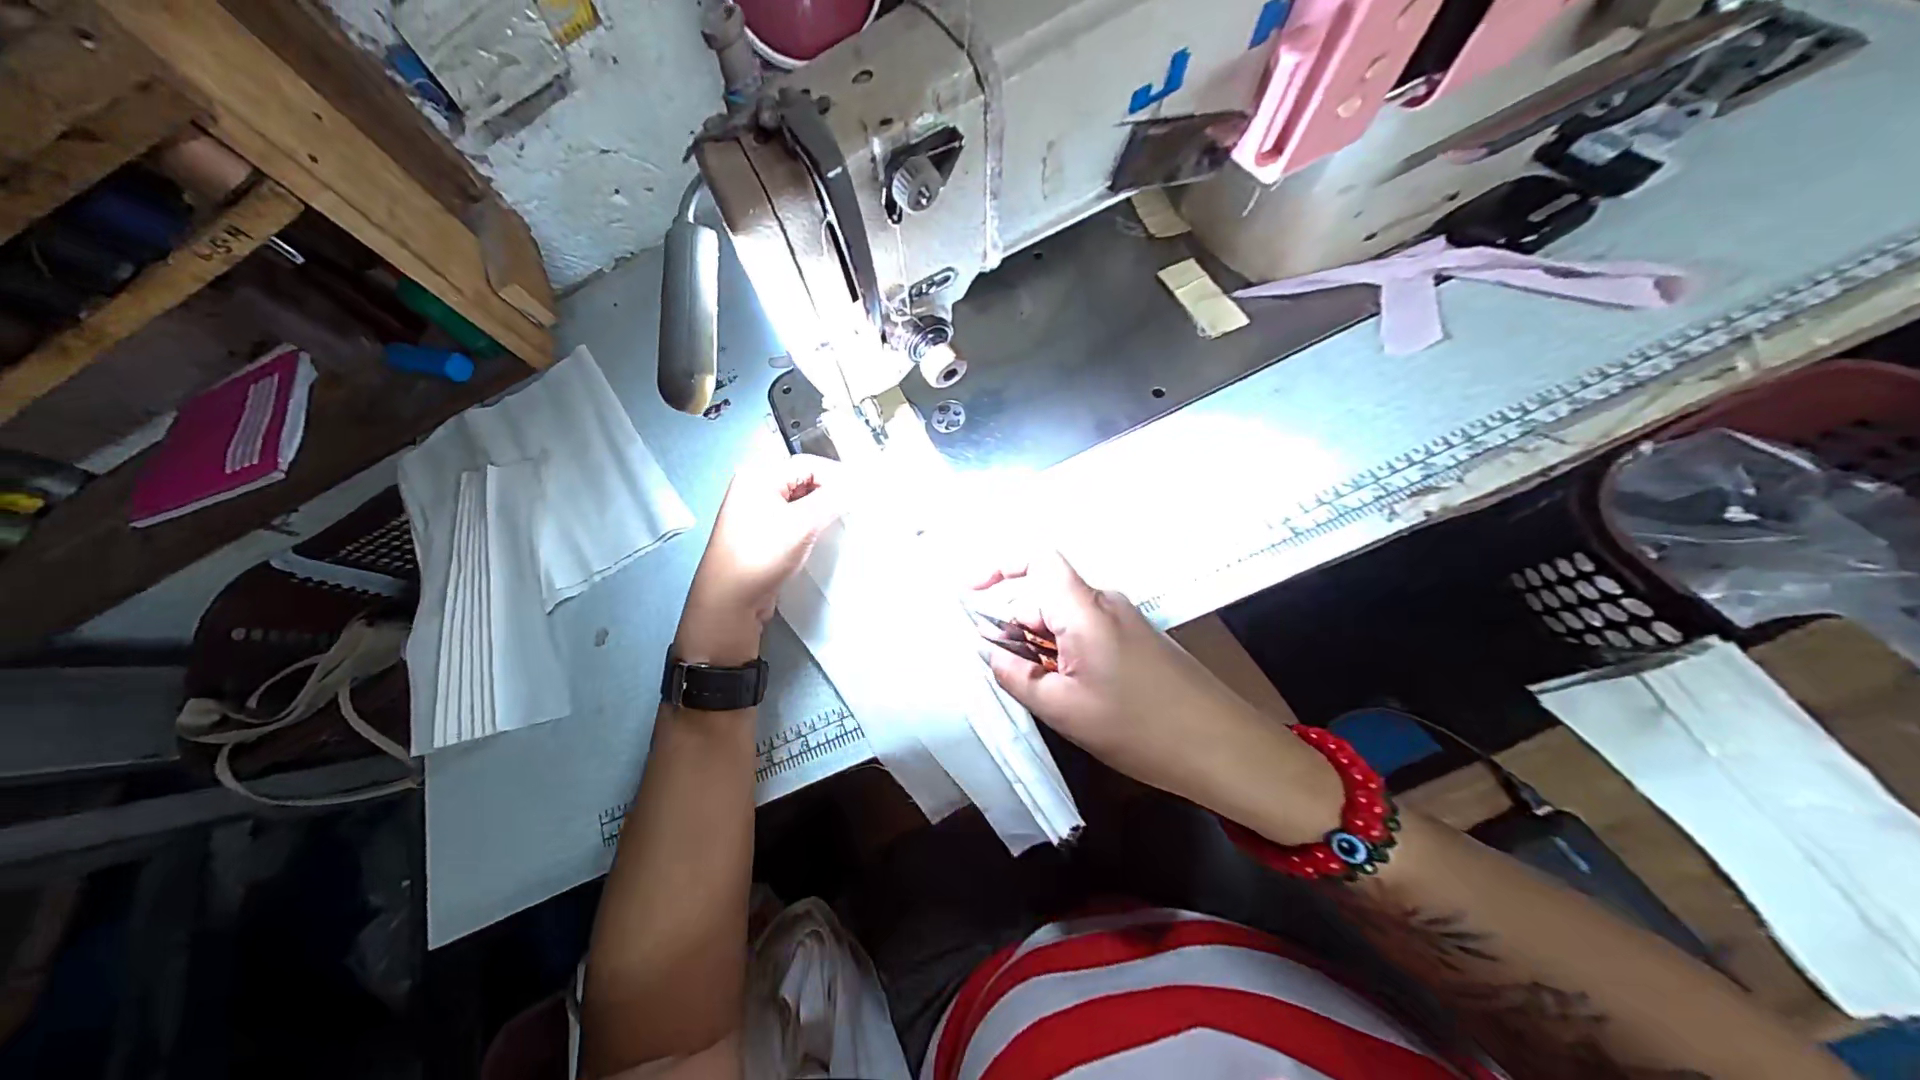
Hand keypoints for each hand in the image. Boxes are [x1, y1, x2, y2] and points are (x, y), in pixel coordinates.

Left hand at [676, 454, 844, 665]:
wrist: (730, 600)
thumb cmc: (758, 558)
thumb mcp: (804, 523)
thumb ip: (834, 499)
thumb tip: (855, 486)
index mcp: (758, 477)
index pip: (808, 464)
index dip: (837, 476)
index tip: (860, 492)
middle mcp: (753, 490)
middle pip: (803, 480)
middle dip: (830, 493)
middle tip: (852, 508)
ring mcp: (755, 513)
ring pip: (799, 502)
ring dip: (820, 511)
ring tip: (837, 524)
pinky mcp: (760, 535)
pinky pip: (791, 520)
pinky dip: (808, 525)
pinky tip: (818, 539)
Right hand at [974, 552, 1343, 843]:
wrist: (1224, 748)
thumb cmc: (1141, 729)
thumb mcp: (1063, 709)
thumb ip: (1017, 676)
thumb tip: (992, 654)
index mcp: (1085, 609)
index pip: (1037, 561)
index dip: (999, 567)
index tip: (971, 591)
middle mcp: (1105, 604)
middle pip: (1045, 594)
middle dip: (1016, 626)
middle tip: (1006, 671)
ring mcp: (1124, 621)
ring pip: (1064, 619)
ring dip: (1041, 646)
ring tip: (1042, 693)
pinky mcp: (1136, 641)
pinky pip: (1087, 633)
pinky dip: (1065, 654)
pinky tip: (1070, 694)